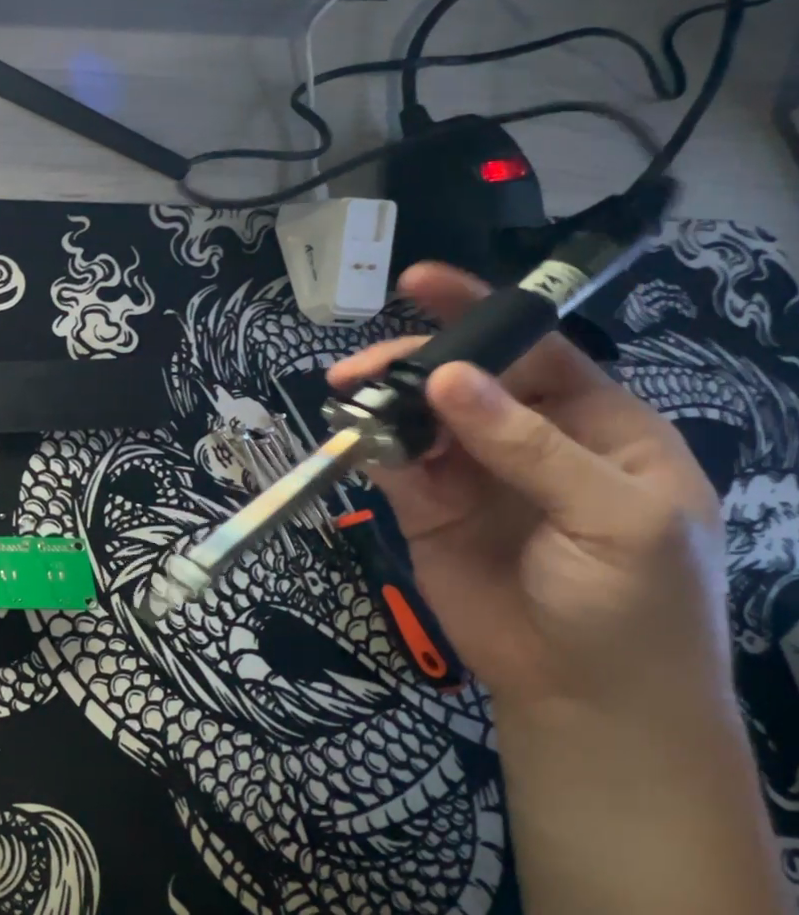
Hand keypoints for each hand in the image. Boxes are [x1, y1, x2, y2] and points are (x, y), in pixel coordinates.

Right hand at [328, 264, 729, 719]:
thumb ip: (529, 444)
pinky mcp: (425, 507)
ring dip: (380, 403)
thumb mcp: (613, 518)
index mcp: (599, 428)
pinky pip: (390, 462)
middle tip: (358, 372)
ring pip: (417, 416)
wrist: (585, 698)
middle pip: (462, 378)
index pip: (537, 351)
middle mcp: (529, 439)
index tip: (418, 283)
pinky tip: (351, 441)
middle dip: (411, 364)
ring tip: (346, 401)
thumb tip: (445, 378)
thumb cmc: (635, 606)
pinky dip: (366, 447)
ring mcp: (473, 473)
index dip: (481, 313)